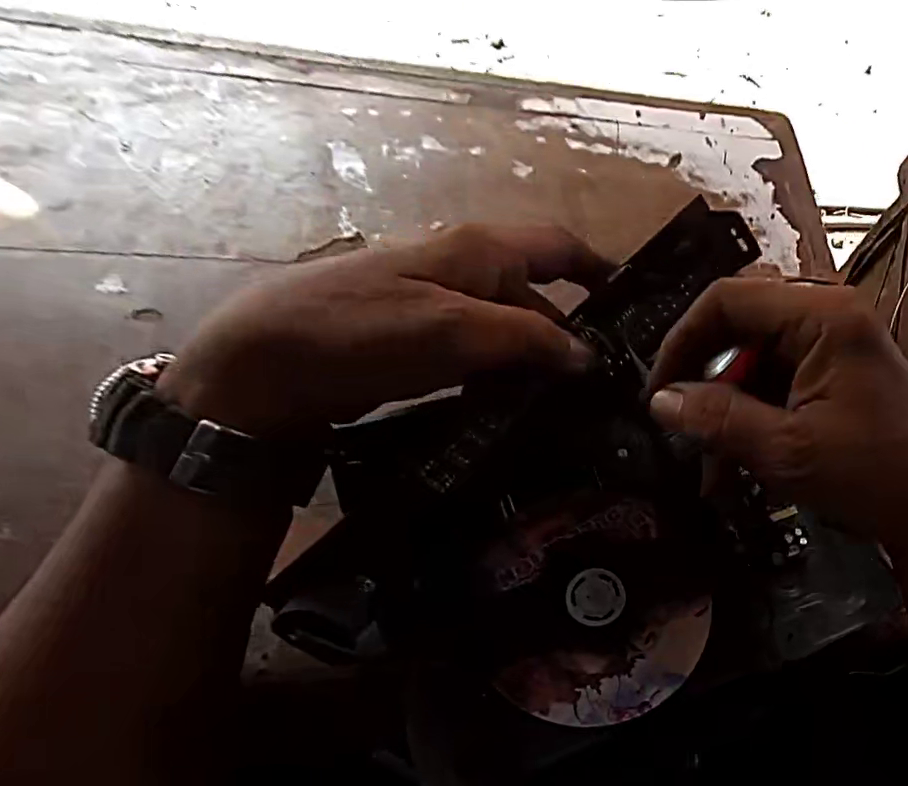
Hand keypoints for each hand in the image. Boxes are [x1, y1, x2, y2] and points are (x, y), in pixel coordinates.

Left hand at [156, 225, 612, 437]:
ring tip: (574, 412)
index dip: (602, 270)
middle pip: (541, 302)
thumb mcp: (456, 332)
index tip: (640, 307)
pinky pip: (486, 359)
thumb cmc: (363, 333)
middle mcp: (466, 272)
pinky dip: (509, 382)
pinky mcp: (427, 346)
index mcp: (478, 251)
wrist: (267, 369)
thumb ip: (530, 339)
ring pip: (514, 336)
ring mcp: (444, 311)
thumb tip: (588, 356)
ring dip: (542, 368)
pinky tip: (521, 415)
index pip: (559, 248)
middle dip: (575, 339)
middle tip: (609, 390)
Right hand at [646, 279, 907, 553]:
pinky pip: (783, 397)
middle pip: (743, 338)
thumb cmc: (877, 477)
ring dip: (731, 422)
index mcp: (824, 317)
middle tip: (686, 438)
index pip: (729, 301)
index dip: (683, 342)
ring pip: (759, 374)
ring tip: (715, 477)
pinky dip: (758, 430)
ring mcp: (839, 357)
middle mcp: (832, 324)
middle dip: (709, 393)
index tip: (659, 391)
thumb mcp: (785, 450)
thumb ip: (718, 419)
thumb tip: (662, 401)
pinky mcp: (842, 389)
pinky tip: (742, 474)